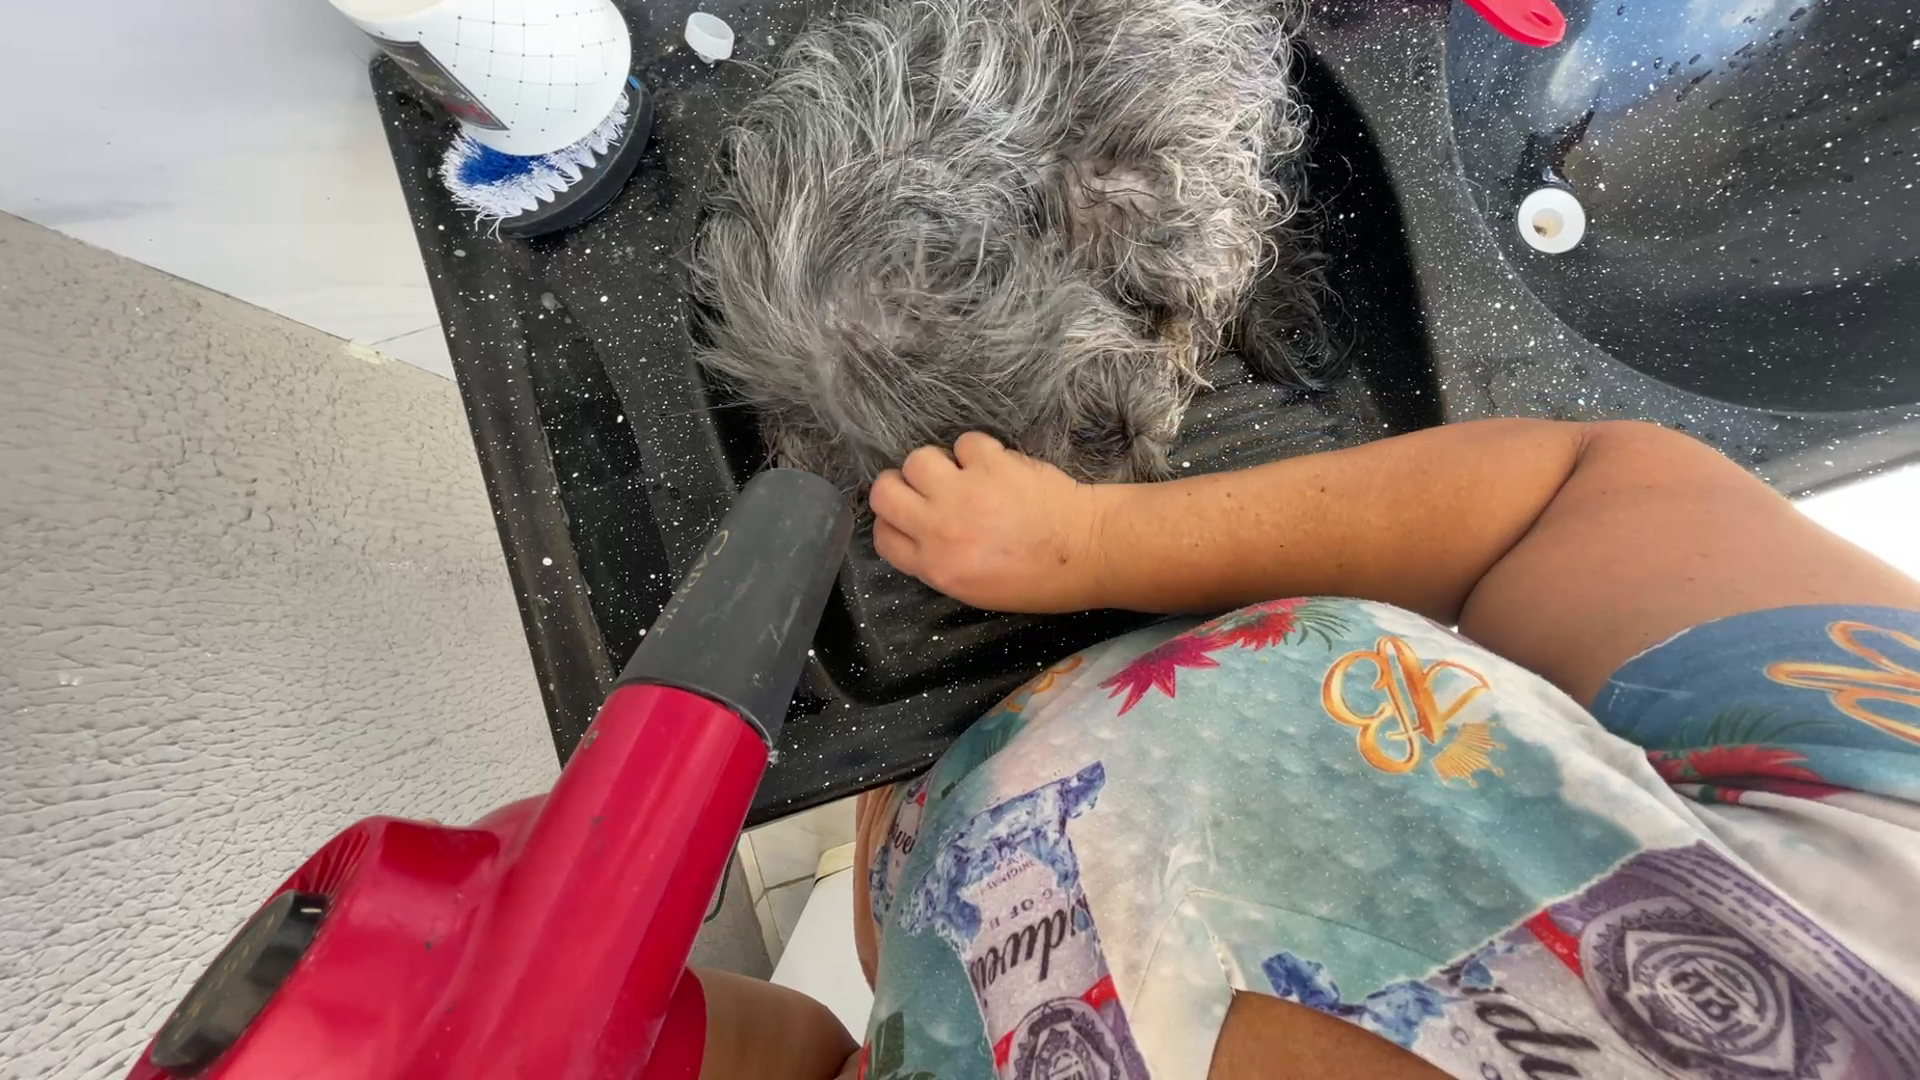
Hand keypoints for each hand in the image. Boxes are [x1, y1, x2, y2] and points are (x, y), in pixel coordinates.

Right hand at [869, 433, 1115, 612]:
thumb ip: (940, 562)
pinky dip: (977, 451)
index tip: (910, 518)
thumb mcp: (975, 589)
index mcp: (935, 566)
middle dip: (902, 487)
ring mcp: (964, 491)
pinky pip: (964, 442)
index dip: (893, 523)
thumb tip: (923, 534)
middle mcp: (939, 527)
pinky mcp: (992, 463)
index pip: (884, 536)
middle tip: (929, 490)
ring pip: (917, 459)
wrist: (1088, 550)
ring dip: (937, 464)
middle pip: (884, 492)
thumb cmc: (1039, 580)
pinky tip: (996, 466)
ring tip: (962, 473)